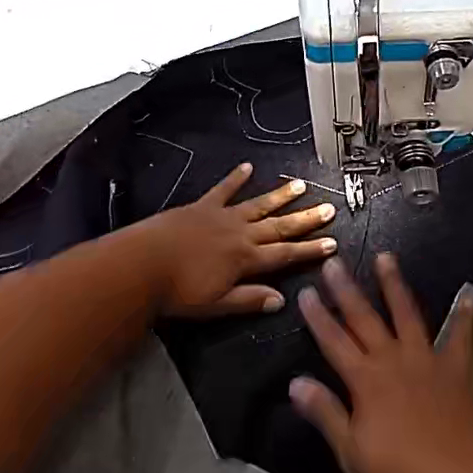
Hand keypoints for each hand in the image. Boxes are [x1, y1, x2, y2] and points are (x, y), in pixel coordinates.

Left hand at [122, 163, 337, 318]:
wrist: (140, 265)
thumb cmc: (177, 292)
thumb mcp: (216, 304)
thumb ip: (249, 299)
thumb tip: (281, 300)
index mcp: (246, 259)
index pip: (285, 254)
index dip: (310, 250)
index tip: (332, 243)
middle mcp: (241, 234)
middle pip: (279, 226)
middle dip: (306, 219)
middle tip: (328, 208)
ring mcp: (222, 216)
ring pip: (259, 205)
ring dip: (280, 196)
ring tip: (301, 186)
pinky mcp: (201, 207)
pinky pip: (223, 190)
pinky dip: (235, 179)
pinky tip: (247, 168)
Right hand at [291, 254, 472, 472]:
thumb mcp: (352, 454)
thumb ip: (326, 414)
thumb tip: (296, 382)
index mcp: (366, 381)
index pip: (334, 342)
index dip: (318, 317)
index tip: (306, 292)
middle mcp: (395, 361)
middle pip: (366, 319)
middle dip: (348, 290)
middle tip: (335, 262)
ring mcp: (429, 361)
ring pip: (408, 315)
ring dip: (395, 286)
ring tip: (387, 258)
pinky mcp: (458, 370)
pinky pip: (462, 338)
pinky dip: (465, 320)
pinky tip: (469, 301)